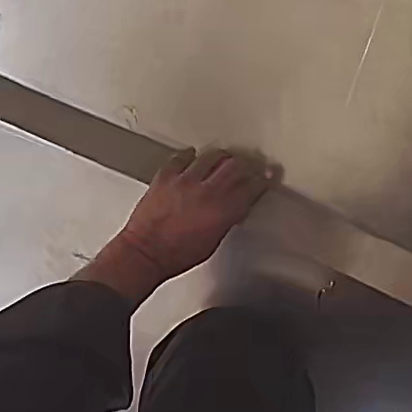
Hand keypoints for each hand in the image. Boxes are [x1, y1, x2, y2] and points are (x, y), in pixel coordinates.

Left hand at [76, 149, 276, 303]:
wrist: (145, 253)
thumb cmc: (175, 255)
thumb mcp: (212, 242)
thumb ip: (227, 220)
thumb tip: (235, 209)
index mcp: (222, 210)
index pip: (251, 187)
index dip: (262, 180)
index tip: (267, 176)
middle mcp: (206, 192)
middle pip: (235, 166)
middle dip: (246, 165)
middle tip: (249, 165)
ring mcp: (184, 181)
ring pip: (212, 156)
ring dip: (222, 157)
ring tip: (224, 158)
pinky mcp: (166, 177)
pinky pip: (181, 157)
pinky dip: (190, 156)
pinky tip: (193, 157)